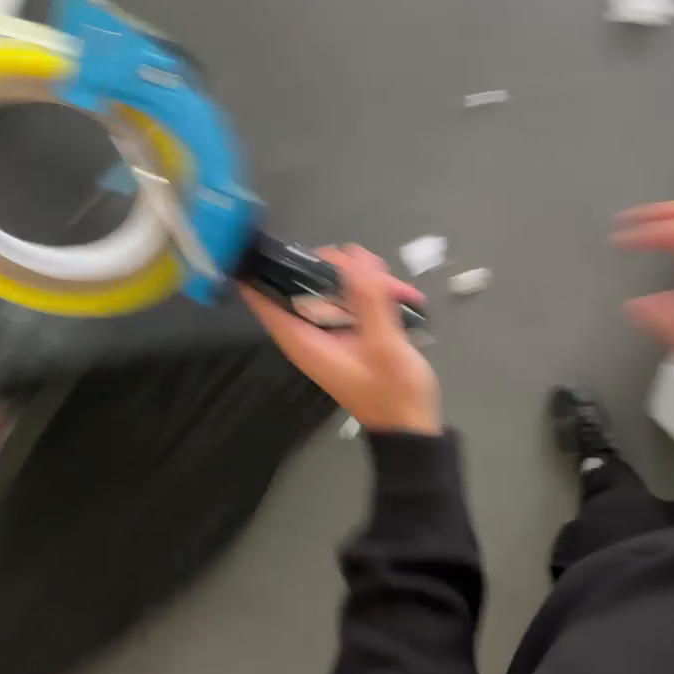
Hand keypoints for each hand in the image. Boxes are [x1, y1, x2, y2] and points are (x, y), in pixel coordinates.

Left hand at [240, 245, 440, 434]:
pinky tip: (400, 297)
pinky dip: (373, 297)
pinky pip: (352, 305)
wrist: (413, 430)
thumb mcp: (386, 346)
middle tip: (371, 268)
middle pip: (303, 283)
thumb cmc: (395, 395)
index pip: (261, 293)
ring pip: (333, 291)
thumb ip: (369, 300)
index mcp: (303, 339)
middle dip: (336, 269)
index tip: (281, 242)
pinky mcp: (351, 338)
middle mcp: (310, 334)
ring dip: (363, 282)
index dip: (265, 263)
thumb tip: (355, 257)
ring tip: (397, 288)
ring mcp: (331, 336)